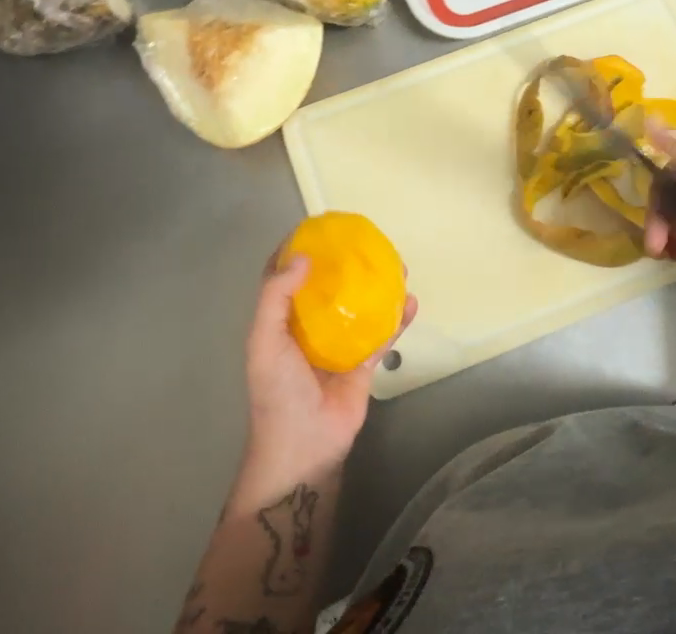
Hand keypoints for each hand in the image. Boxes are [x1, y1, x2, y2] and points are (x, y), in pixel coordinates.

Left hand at [233, 251, 416, 506]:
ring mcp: (338, 346)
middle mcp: (308, 329)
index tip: (318, 229)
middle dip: (345, 264)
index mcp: (280, 322)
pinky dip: (397, 319)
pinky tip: (411, 301)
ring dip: (376, 287)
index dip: (297, 252)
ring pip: (359, 307)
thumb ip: (276, 296)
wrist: (304, 446)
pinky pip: (383, 336)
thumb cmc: (277, 391)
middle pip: (328, 287)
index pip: (285, 277)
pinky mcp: (363, 365)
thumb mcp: (264, 340)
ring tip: (396, 264)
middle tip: (366, 242)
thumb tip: (305, 256)